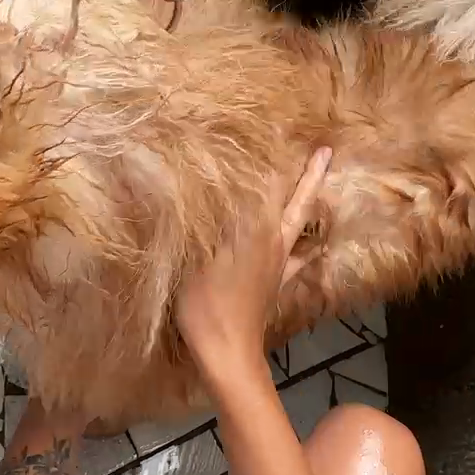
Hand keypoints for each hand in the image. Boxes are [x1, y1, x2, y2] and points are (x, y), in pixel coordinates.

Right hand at [175, 147, 331, 379]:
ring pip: (299, 217)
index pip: (266, 180)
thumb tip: (153, 176)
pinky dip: (307, 241)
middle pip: (293, 195)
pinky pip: (298, 254)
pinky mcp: (278, 281)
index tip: (275, 123)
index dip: (269, 152)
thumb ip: (184, 214)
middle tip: (321, 143)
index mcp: (254, 226)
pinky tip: (314, 239)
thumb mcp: (188, 255)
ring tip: (322, 168)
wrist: (228, 351)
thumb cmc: (205, 303)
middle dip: (304, 169)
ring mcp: (279, 261)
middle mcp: (273, 237)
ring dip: (308, 193)